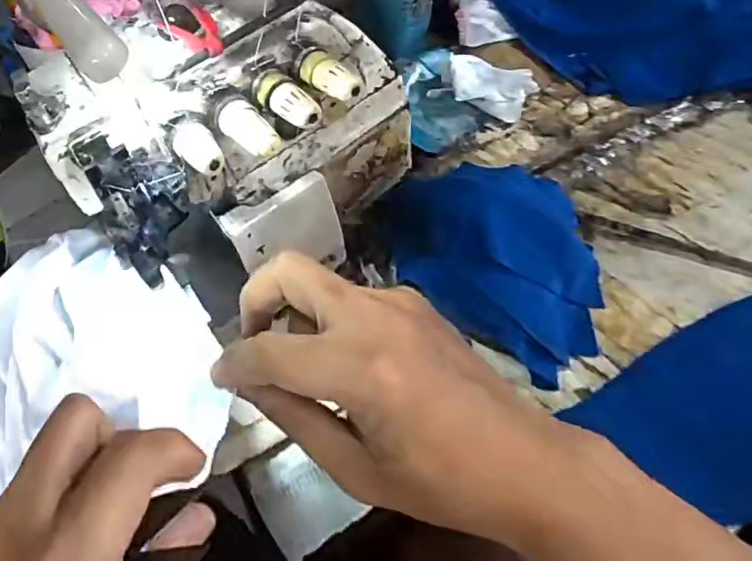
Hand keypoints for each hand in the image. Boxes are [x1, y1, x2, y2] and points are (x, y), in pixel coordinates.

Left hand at [0, 394, 215, 560]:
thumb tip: (192, 513)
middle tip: (138, 484)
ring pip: (35, 464)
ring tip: (96, 531)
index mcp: (65, 550)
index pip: (128, 456)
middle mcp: (9, 527)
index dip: (173, 447)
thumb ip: (161, 558)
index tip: (193, 464)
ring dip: (74, 482)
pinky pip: (1, 509)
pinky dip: (33, 523)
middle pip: (71, 419)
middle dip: (115, 435)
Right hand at [209, 252, 589, 547]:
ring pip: (316, 278)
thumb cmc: (445, 483)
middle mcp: (372, 316)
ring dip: (292, 308)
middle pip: (286, 269)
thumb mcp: (358, 471)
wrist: (533, 465)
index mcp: (358, 368)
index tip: (219, 375)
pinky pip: (349, 294)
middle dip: (253, 298)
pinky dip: (328, 315)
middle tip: (252, 340)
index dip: (233, 362)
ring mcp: (394, 300)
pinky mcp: (411, 299)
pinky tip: (348, 357)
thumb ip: (293, 419)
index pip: (269, 350)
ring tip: (301, 358)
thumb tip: (248, 384)